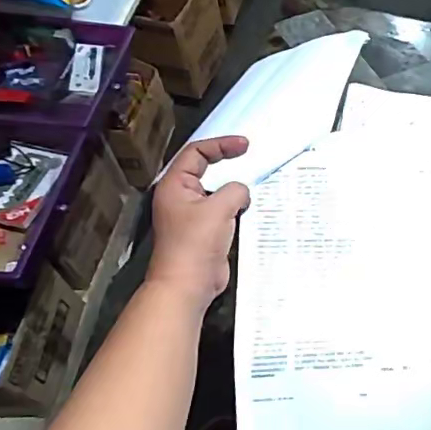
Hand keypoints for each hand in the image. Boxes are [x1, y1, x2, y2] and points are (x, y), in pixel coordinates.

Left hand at [147, 136, 251, 302]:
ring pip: (215, 191)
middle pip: (204, 168)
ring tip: (255, 182)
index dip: (221, 144)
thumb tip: (241, 193)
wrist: (187, 285)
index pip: (196, 152)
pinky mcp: (204, 231)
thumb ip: (235, 191)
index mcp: (175, 185)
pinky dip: (236, 206)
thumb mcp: (219, 209)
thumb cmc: (195, 243)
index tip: (245, 145)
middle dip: (227, 161)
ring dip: (234, 187)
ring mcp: (191, 215)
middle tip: (249, 155)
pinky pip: (222, 211)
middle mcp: (180, 196)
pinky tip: (252, 208)